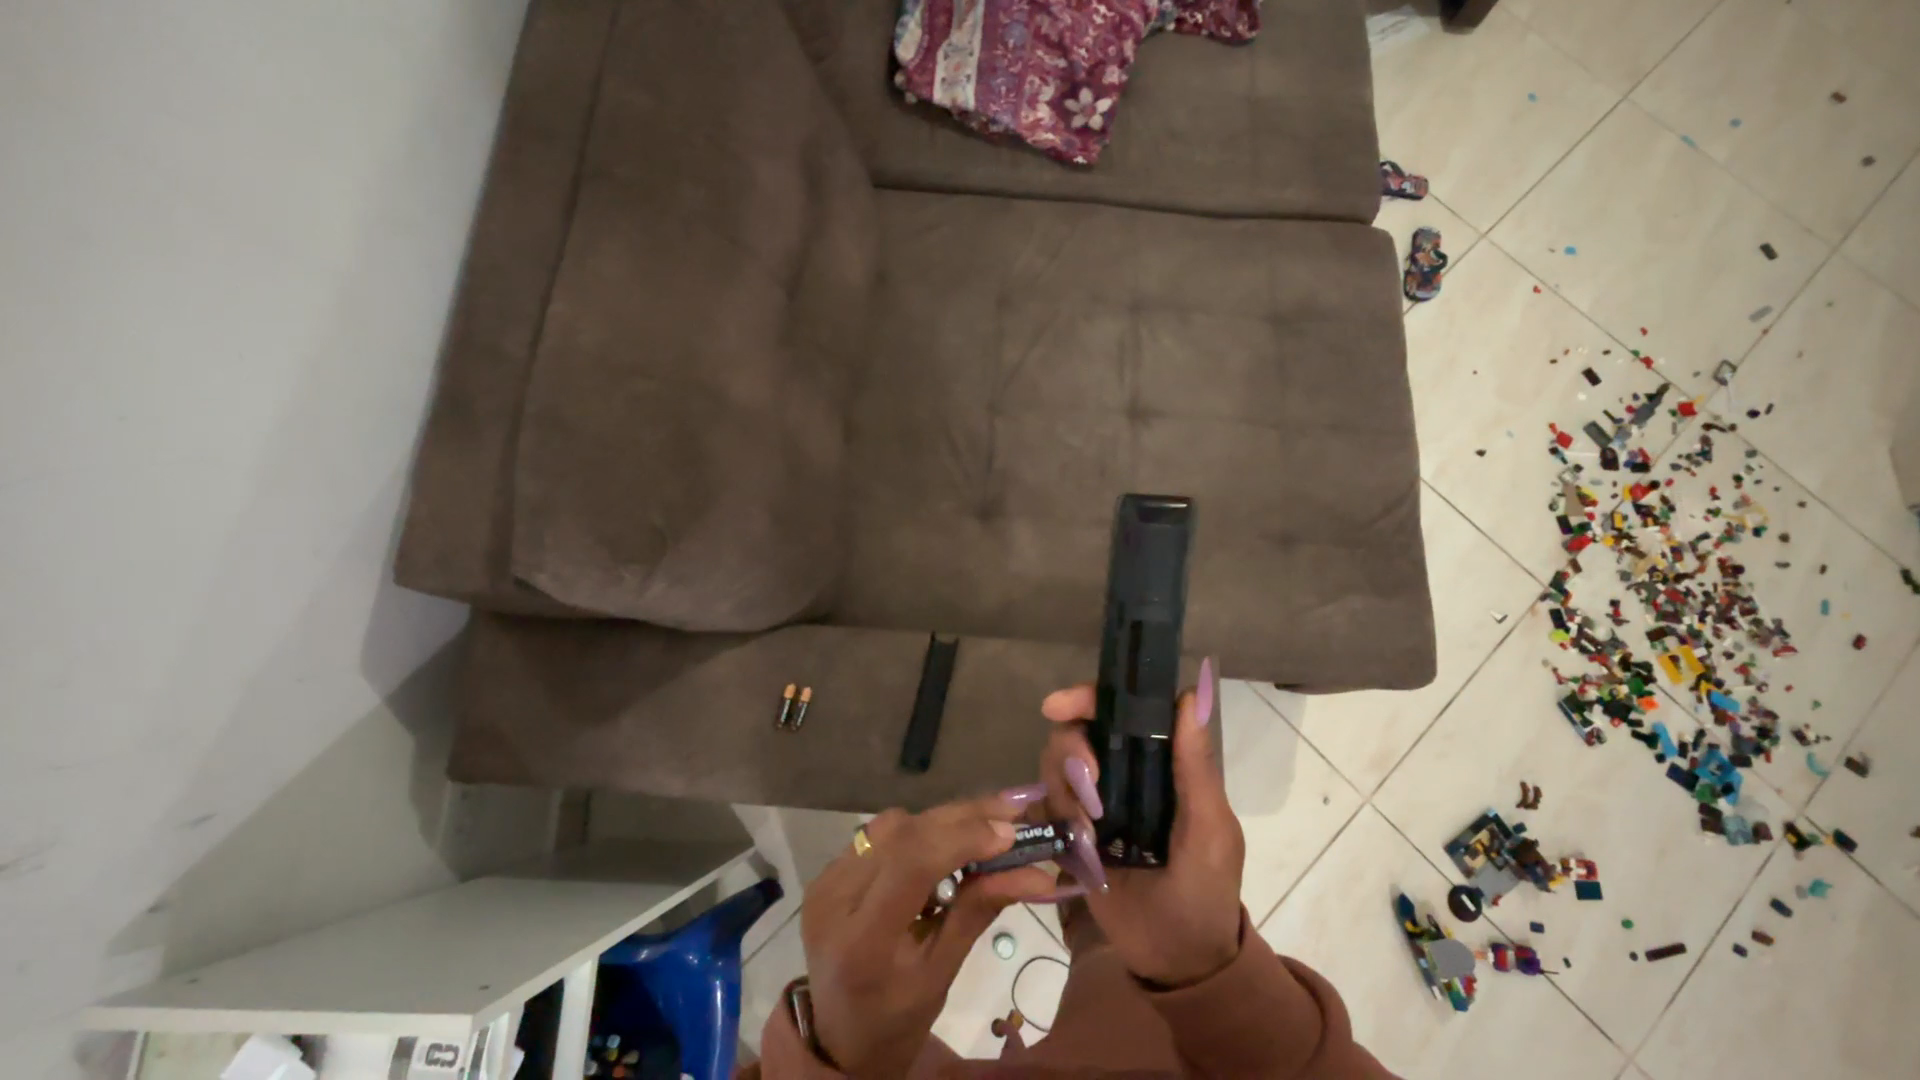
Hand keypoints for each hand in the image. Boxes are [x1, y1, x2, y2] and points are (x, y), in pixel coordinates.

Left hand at [799, 792, 1053, 1075]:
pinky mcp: (826, 873)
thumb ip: (978, 912)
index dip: (963, 838)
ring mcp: (825, 881)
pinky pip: (878, 836)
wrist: (836, 1037)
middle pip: (902, 833)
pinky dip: (918, 833)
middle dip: (962, 817)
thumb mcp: (941, 975)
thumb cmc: (896, 1019)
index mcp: (863, 939)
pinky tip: (944, 845)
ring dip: (941, 821)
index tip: (1010, 833)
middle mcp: (835, 898)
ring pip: (890, 825)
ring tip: (983, 828)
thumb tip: (1035, 871)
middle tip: (1011, 812)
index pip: (912, 863)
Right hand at [1040, 660, 1246, 986]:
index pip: (1121, 711)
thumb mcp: (1211, 828)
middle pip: (1078, 732)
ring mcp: (1095, 804)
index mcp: (1160, 764)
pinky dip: (1057, 816)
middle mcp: (1123, 774)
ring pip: (1057, 766)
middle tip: (1088, 781)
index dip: (1090, 698)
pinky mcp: (1072, 836)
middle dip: (1072, 747)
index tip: (1062, 705)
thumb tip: (1191, 695)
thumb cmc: (1206, 889)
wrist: (1177, 959)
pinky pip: (1047, 807)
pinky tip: (1080, 843)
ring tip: (1090, 825)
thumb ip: (1196, 766)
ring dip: (1066, 786)